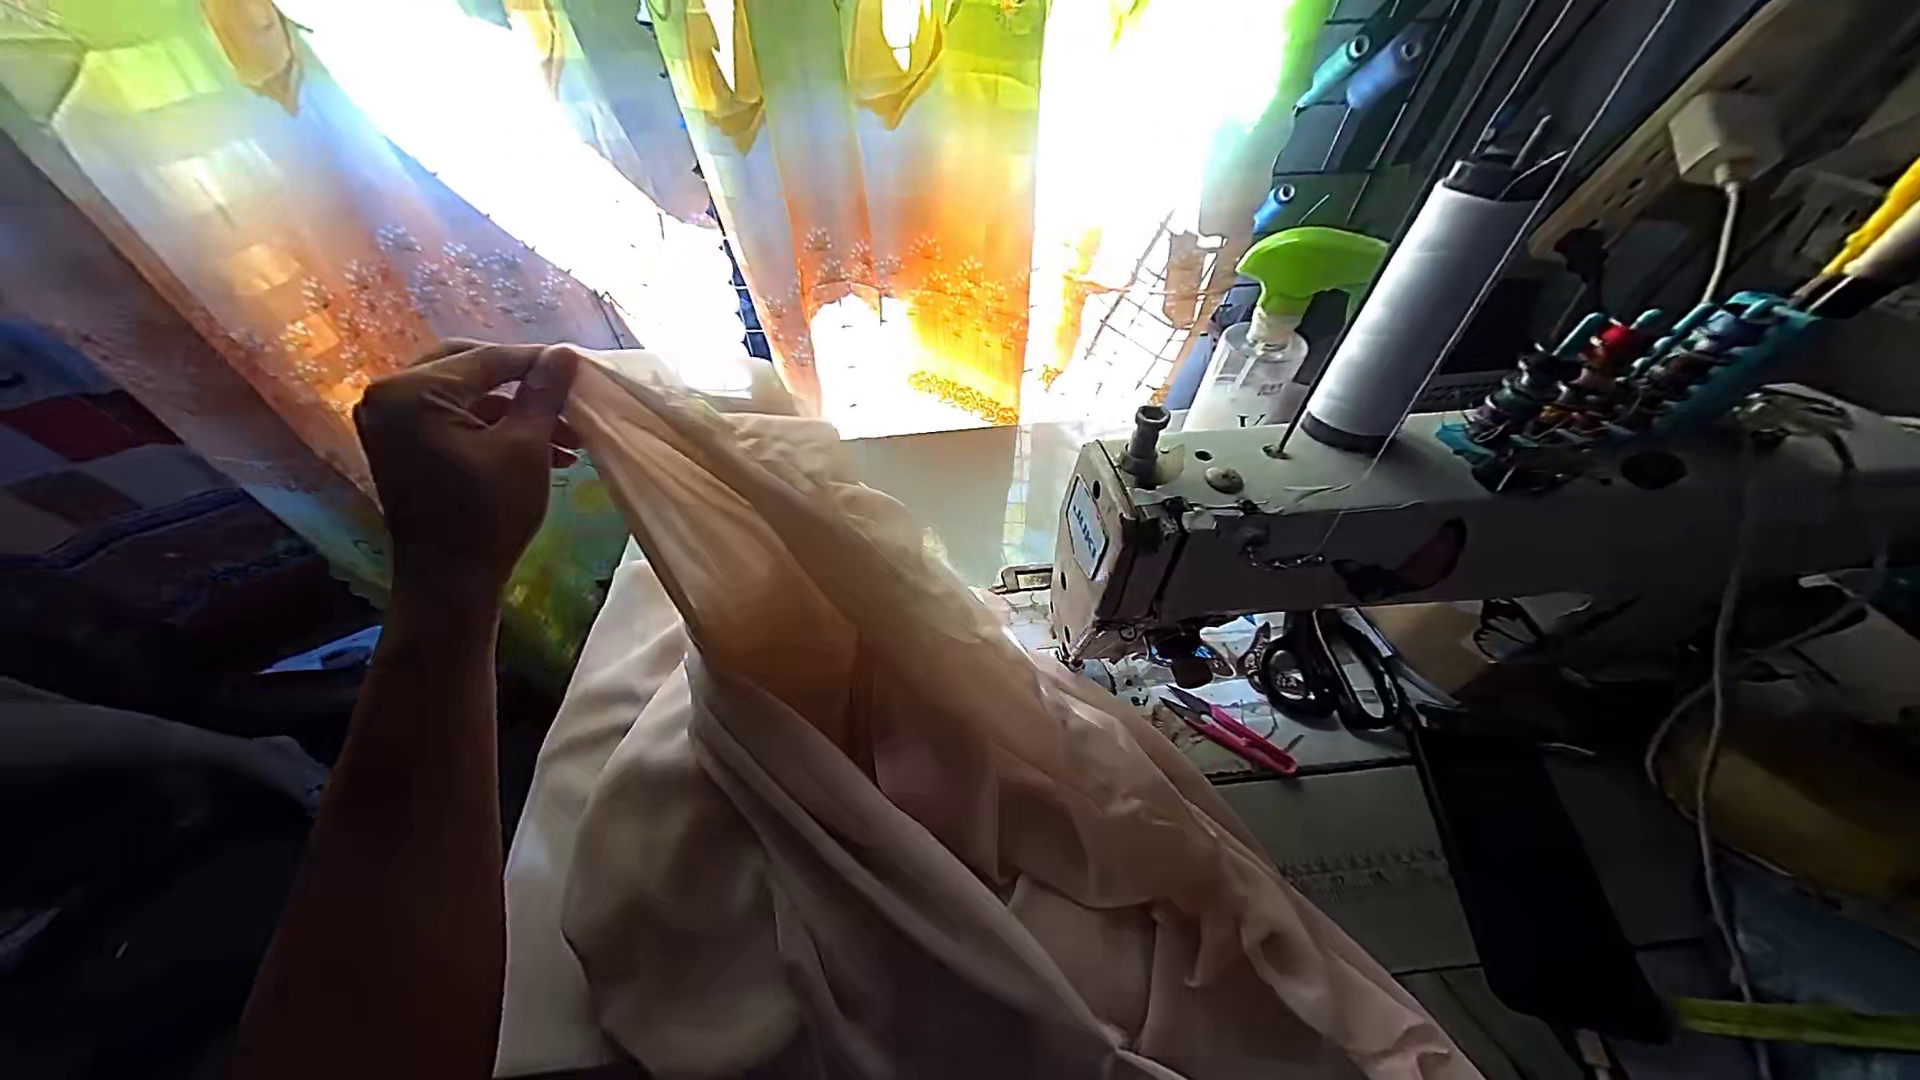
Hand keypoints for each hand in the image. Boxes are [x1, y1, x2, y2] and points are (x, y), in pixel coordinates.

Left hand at [354, 340, 581, 608]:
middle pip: (471, 369)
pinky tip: (546, 452)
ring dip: (520, 412)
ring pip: (469, 398)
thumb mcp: (526, 448)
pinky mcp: (405, 446)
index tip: (580, 368)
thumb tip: (565, 354)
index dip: (539, 362)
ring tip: (570, 438)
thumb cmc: (490, 511)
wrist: (452, 575)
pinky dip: (499, 430)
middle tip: (567, 396)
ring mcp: (392, 423)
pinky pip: (457, 421)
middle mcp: (390, 397)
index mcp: (412, 391)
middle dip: (525, 384)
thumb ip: (542, 394)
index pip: (487, 359)